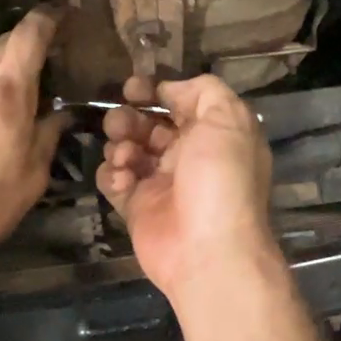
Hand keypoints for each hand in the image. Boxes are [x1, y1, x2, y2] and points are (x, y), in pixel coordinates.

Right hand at [97, 75, 275, 302]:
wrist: (208, 251)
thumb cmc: (220, 179)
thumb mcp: (228, 120)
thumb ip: (204, 91)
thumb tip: (171, 89)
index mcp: (212, 135)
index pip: (179, 103)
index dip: (155, 91)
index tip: (133, 88)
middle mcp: (187, 157)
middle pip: (148, 125)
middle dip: (130, 117)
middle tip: (121, 123)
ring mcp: (160, 183)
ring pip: (128, 149)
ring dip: (119, 143)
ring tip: (125, 155)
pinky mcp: (137, 208)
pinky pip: (113, 181)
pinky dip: (112, 175)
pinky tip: (123, 180)